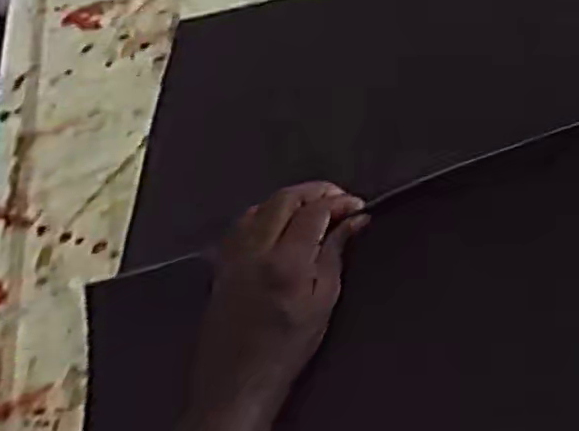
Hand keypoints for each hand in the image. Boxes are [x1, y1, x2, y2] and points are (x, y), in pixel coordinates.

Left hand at [182, 182, 368, 430]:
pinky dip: (262, 215)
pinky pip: (239, 228)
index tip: (358, 207)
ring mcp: (233, 260)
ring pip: (259, 208)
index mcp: (287, 262)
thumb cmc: (287, 348)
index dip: (341, 201)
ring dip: (288, 201)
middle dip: (316, 192)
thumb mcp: (325, 299)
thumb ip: (338, 252)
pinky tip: (276, 224)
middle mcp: (256, 254)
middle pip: (285, 199)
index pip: (316, 210)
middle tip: (338, 200)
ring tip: (311, 209)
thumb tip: (357, 219)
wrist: (235, 388)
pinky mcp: (220, 270)